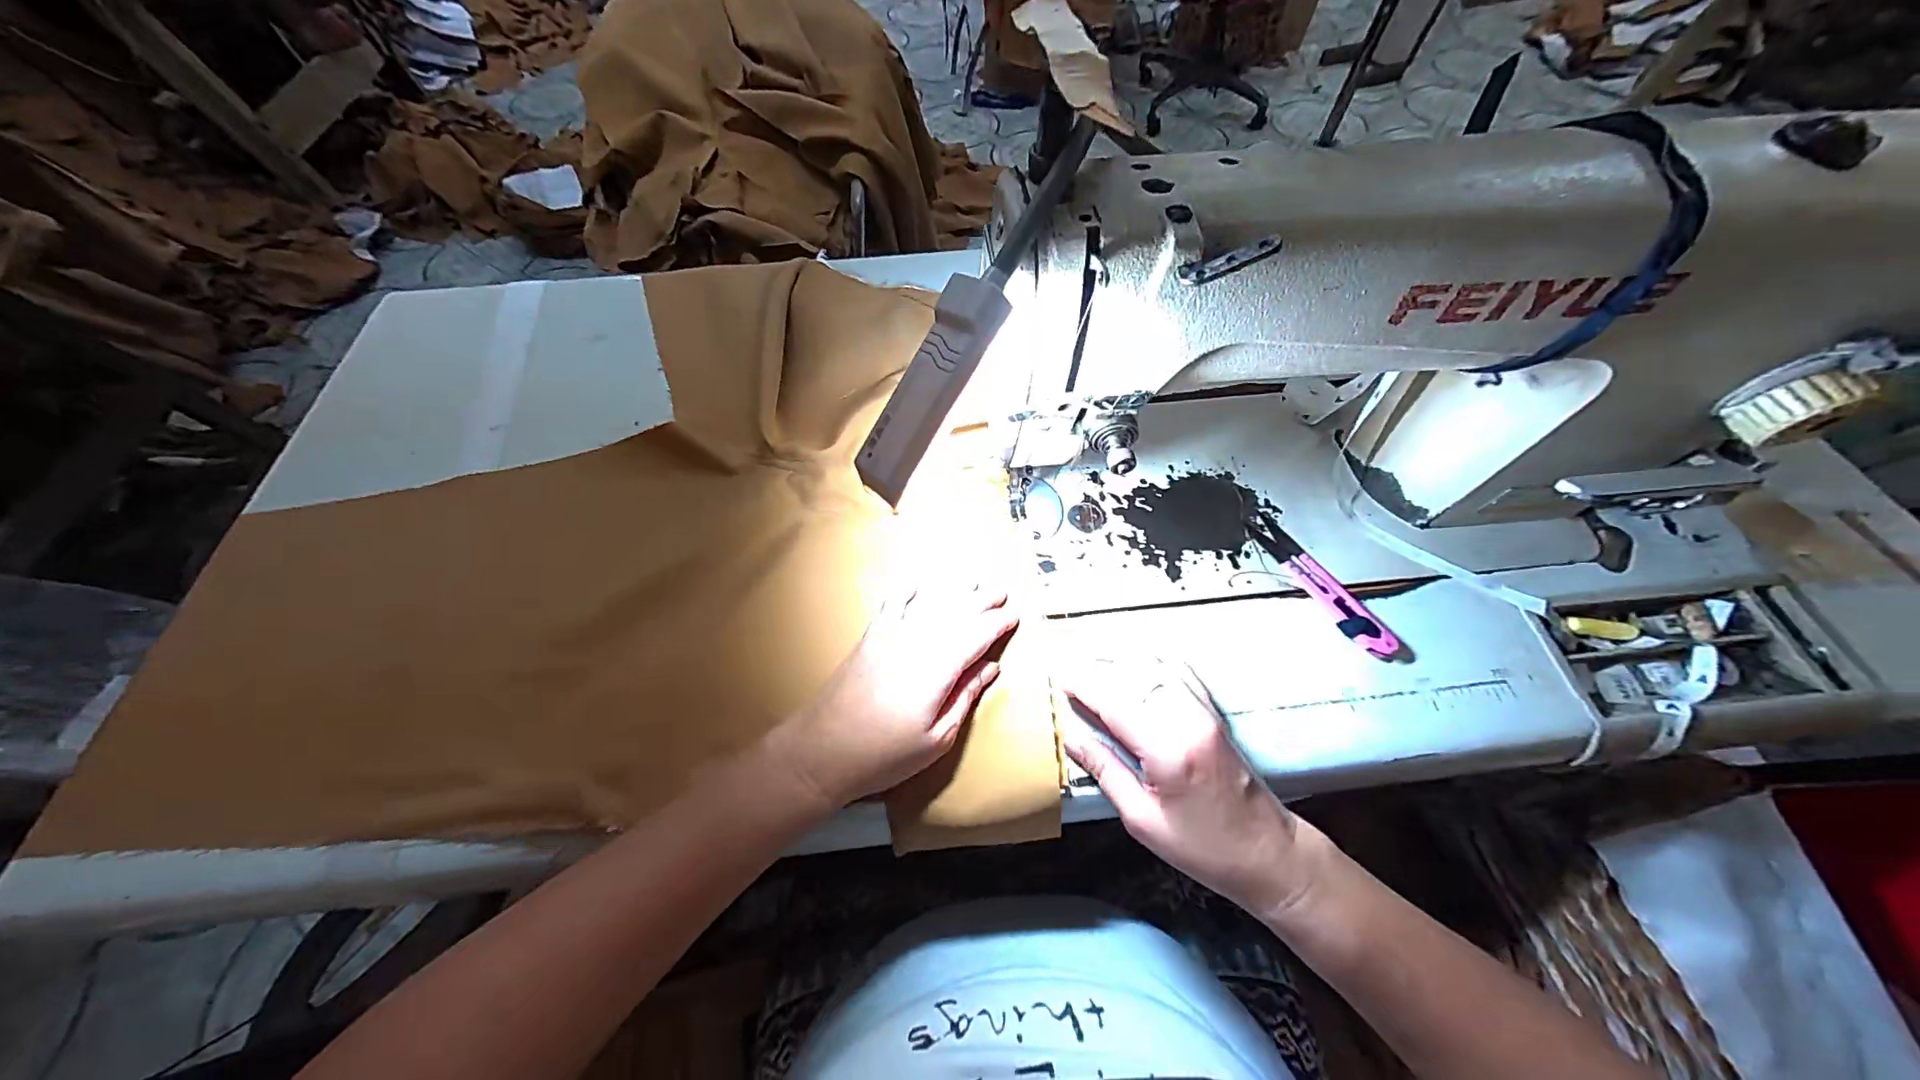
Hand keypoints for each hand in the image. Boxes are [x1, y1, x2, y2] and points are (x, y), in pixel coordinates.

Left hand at [770, 581, 1019, 807]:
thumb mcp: (937, 738)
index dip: (997, 624)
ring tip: (974, 580)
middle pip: (955, 613)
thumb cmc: (884, 754)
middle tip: (1002, 590)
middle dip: (981, 600)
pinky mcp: (869, 639)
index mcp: (937, 669)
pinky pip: (891, 605)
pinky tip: (918, 583)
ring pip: (928, 604)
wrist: (821, 751)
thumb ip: (965, 697)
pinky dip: (907, 591)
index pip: (976, 636)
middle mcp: (914, 643)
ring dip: (953, 591)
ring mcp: (889, 637)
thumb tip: (991, 668)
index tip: (1015, 615)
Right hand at [1058, 660, 1332, 921]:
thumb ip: (1105, 771)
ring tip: (1093, 669)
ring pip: (1155, 669)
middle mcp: (1188, 720)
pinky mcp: (1213, 714)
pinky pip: (1177, 674)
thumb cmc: (1203, 847)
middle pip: (1134, 676)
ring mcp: (1205, 713)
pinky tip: (1133, 670)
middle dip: (1097, 669)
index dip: (1083, 686)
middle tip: (1069, 670)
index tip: (1058, 677)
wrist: (1269, 852)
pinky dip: (1149, 667)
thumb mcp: (1142, 820)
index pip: (1114, 702)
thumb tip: (1071, 738)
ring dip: (1121, 665)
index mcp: (1168, 750)